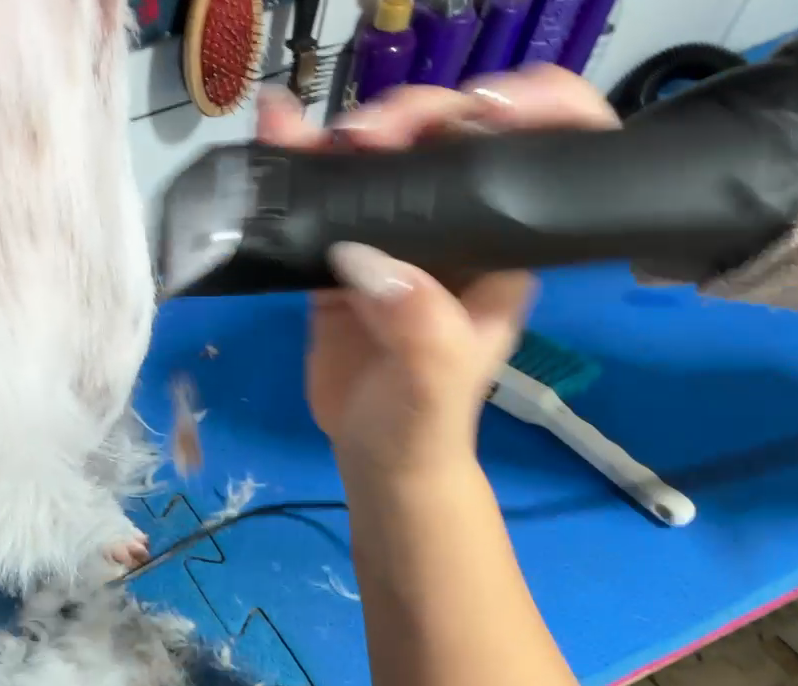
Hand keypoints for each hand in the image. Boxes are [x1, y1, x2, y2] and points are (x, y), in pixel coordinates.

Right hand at [255, 66, 618, 472]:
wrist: (375, 460)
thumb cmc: (424, 425)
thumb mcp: (436, 381)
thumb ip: (417, 324)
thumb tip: (360, 260)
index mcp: (500, 248)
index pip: (524, 156)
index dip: (507, 113)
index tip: (453, 117)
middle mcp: (452, 233)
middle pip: (442, 146)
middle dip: (409, 122)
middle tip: (361, 137)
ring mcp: (393, 246)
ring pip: (378, 169)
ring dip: (344, 139)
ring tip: (302, 130)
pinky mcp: (341, 264)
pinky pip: (323, 211)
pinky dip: (299, 178)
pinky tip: (274, 149)